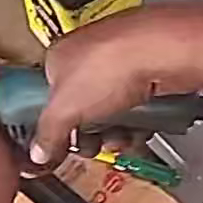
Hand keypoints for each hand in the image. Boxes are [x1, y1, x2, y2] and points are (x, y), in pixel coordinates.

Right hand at [30, 9, 200, 168]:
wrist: (164, 51)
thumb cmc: (115, 62)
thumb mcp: (65, 109)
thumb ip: (48, 133)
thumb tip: (39, 151)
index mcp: (58, 58)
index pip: (46, 99)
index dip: (55, 126)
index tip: (59, 146)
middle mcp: (88, 57)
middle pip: (82, 110)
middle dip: (90, 135)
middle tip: (94, 144)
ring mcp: (120, 65)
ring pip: (112, 112)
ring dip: (117, 133)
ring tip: (123, 137)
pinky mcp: (147, 75)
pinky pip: (137, 108)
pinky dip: (139, 123)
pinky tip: (142, 129)